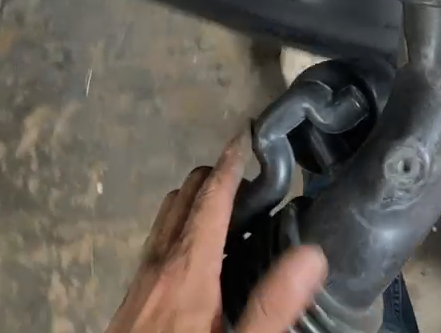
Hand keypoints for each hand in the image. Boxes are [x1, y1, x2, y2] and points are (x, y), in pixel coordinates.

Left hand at [105, 139, 326, 332]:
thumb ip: (273, 306)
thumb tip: (311, 254)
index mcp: (188, 269)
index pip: (213, 197)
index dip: (232, 160)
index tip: (248, 133)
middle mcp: (159, 263)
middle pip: (185, 194)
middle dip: (217, 175)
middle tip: (252, 179)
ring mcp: (139, 282)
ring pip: (166, 215)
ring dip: (196, 199)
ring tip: (229, 210)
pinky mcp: (129, 302)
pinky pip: (157, 241)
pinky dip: (180, 226)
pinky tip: (198, 258)